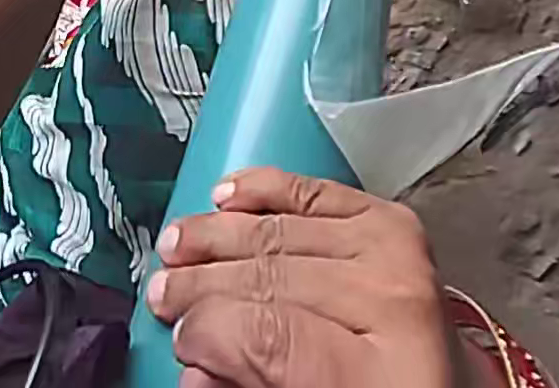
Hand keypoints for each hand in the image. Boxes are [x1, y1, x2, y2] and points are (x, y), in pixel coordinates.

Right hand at [146, 168, 462, 387]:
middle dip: (205, 281)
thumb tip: (195, 362)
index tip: (178, 336)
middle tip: (164, 287)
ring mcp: (394, 249)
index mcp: (384, 371)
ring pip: (283, 227)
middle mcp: (394, 298)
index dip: (211, 331)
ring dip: (222, 232)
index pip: (271, 334)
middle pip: (274, 273)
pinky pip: (314, 191)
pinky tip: (229, 194)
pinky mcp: (391, 218)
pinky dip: (267, 188)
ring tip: (180, 241)